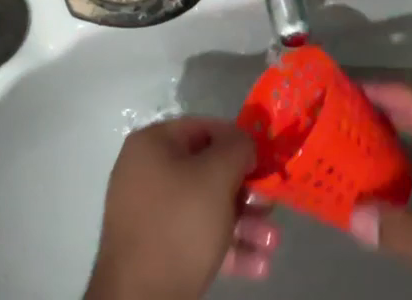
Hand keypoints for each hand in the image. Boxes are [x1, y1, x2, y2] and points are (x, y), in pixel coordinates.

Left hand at [85, 116, 281, 299]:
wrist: (139, 297)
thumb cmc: (179, 223)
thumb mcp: (215, 177)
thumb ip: (236, 149)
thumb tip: (244, 143)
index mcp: (152, 145)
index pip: (203, 128)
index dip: (237, 140)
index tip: (265, 159)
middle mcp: (147, 173)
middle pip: (207, 171)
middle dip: (246, 192)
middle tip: (272, 207)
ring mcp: (151, 213)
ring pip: (207, 209)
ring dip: (245, 224)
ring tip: (272, 242)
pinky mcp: (158, 248)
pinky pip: (197, 238)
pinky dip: (228, 247)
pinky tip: (258, 265)